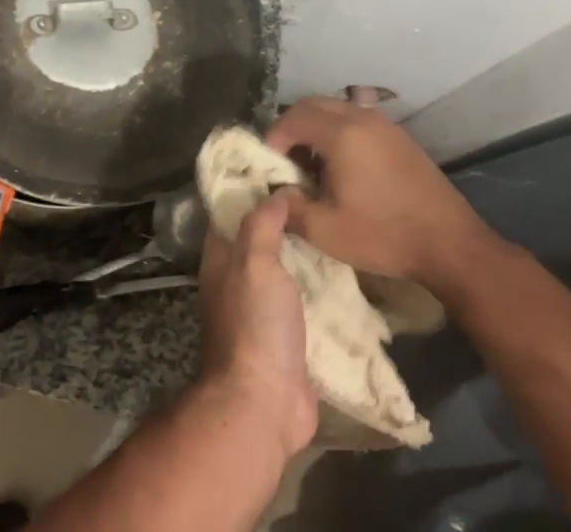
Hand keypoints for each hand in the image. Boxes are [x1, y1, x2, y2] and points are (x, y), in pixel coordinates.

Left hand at [196, 190, 317, 456]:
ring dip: (307, 257)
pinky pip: (305, 304)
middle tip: (323, 200)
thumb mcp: (254, 263)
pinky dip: (322, 290)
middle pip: (259, 243)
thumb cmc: (255, 324)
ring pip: (284, 273)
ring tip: (340, 230)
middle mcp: (236, 282)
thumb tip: (274, 192)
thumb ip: (260, 226)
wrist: (265, 400)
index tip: (283, 171)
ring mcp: (261, 311)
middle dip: (285, 223)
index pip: (229, 215)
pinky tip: (350, 277)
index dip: (251, 192)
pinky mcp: (288, 337)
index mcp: (219, 261)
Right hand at [264, 97, 499, 289]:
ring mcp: (386, 127)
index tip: (270, 167)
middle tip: (285, 160)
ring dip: (316, 129)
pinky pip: (358, 121)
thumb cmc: (383, 236)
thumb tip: (275, 192)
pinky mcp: (401, 139)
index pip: (292, 118)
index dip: (273, 138)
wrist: (451, 246)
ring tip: (312, 165)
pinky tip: (342, 168)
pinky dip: (339, 133)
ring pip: (337, 110)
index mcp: (342, 135)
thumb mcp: (323, 230)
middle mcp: (363, 119)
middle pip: (313, 105)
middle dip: (291, 127)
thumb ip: (288, 206)